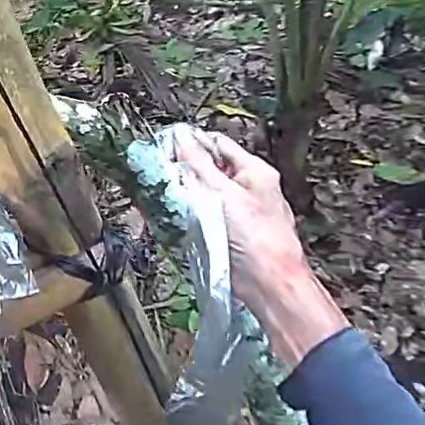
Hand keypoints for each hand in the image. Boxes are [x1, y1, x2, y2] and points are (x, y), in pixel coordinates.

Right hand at [172, 128, 347, 367]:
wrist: (270, 287)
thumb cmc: (256, 239)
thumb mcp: (223, 194)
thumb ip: (199, 165)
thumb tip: (181, 137)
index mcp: (253, 171)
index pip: (217, 144)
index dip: (191, 143)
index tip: (164, 147)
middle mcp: (246, 189)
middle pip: (207, 170)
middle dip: (181, 170)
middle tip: (155, 172)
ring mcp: (236, 212)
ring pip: (200, 193)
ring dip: (179, 194)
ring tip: (154, 195)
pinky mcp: (226, 233)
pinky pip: (200, 216)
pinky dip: (183, 215)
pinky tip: (165, 218)